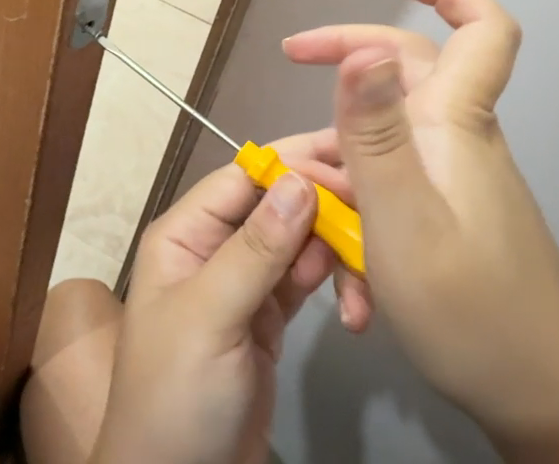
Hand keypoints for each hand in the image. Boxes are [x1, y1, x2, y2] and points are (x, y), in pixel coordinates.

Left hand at [93, 130, 367, 463]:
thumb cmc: (177, 394)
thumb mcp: (211, 317)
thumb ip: (255, 250)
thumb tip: (299, 181)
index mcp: (184, 234)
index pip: (243, 177)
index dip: (295, 165)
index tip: (351, 164)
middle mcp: (213, 248)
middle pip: (275, 203)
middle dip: (324, 204)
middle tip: (380, 208)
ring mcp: (243, 283)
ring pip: (298, 241)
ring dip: (336, 251)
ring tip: (370, 275)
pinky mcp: (268, 317)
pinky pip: (307, 280)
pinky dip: (334, 284)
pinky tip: (356, 307)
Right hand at [285, 0, 558, 461]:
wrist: (547, 407)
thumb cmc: (472, 309)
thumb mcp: (402, 218)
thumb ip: (374, 133)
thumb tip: (360, 49)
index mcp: (455, 125)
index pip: (480, 29)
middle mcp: (456, 142)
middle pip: (397, 78)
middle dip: (339, 76)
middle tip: (286, 75)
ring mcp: (452, 184)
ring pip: (378, 153)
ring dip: (334, 187)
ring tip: (307, 244)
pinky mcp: (447, 221)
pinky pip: (388, 201)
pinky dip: (357, 228)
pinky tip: (346, 288)